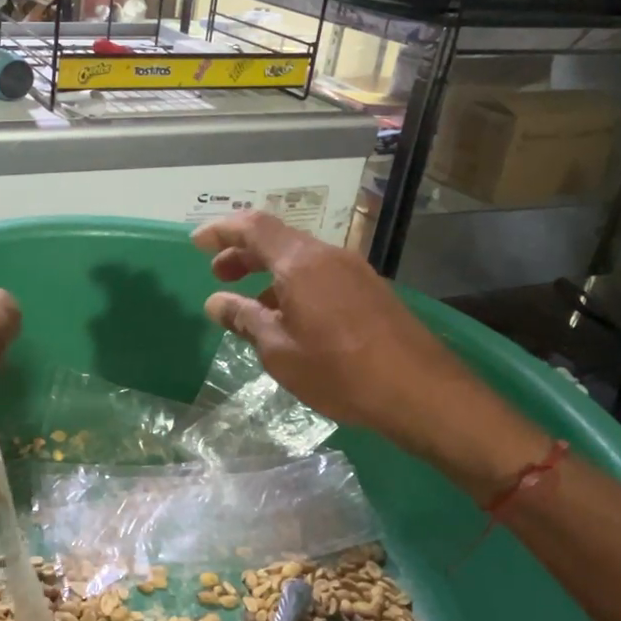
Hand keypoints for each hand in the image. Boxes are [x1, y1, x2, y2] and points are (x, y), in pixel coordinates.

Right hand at [193, 212, 543, 488]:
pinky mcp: (371, 293)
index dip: (221, 231)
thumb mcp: (279, 350)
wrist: (423, 394)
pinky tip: (289, 320)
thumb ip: (245, 319)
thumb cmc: (340, 371)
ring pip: (300, 259)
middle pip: (277, 239)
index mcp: (301, 262)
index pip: (253, 226)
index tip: (197, 245)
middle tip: (218, 275)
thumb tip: (217, 301)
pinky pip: (321, 276)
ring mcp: (354, 273)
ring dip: (269, 272)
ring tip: (249, 305)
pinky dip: (294, 286)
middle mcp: (328, 256)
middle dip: (242, 253)